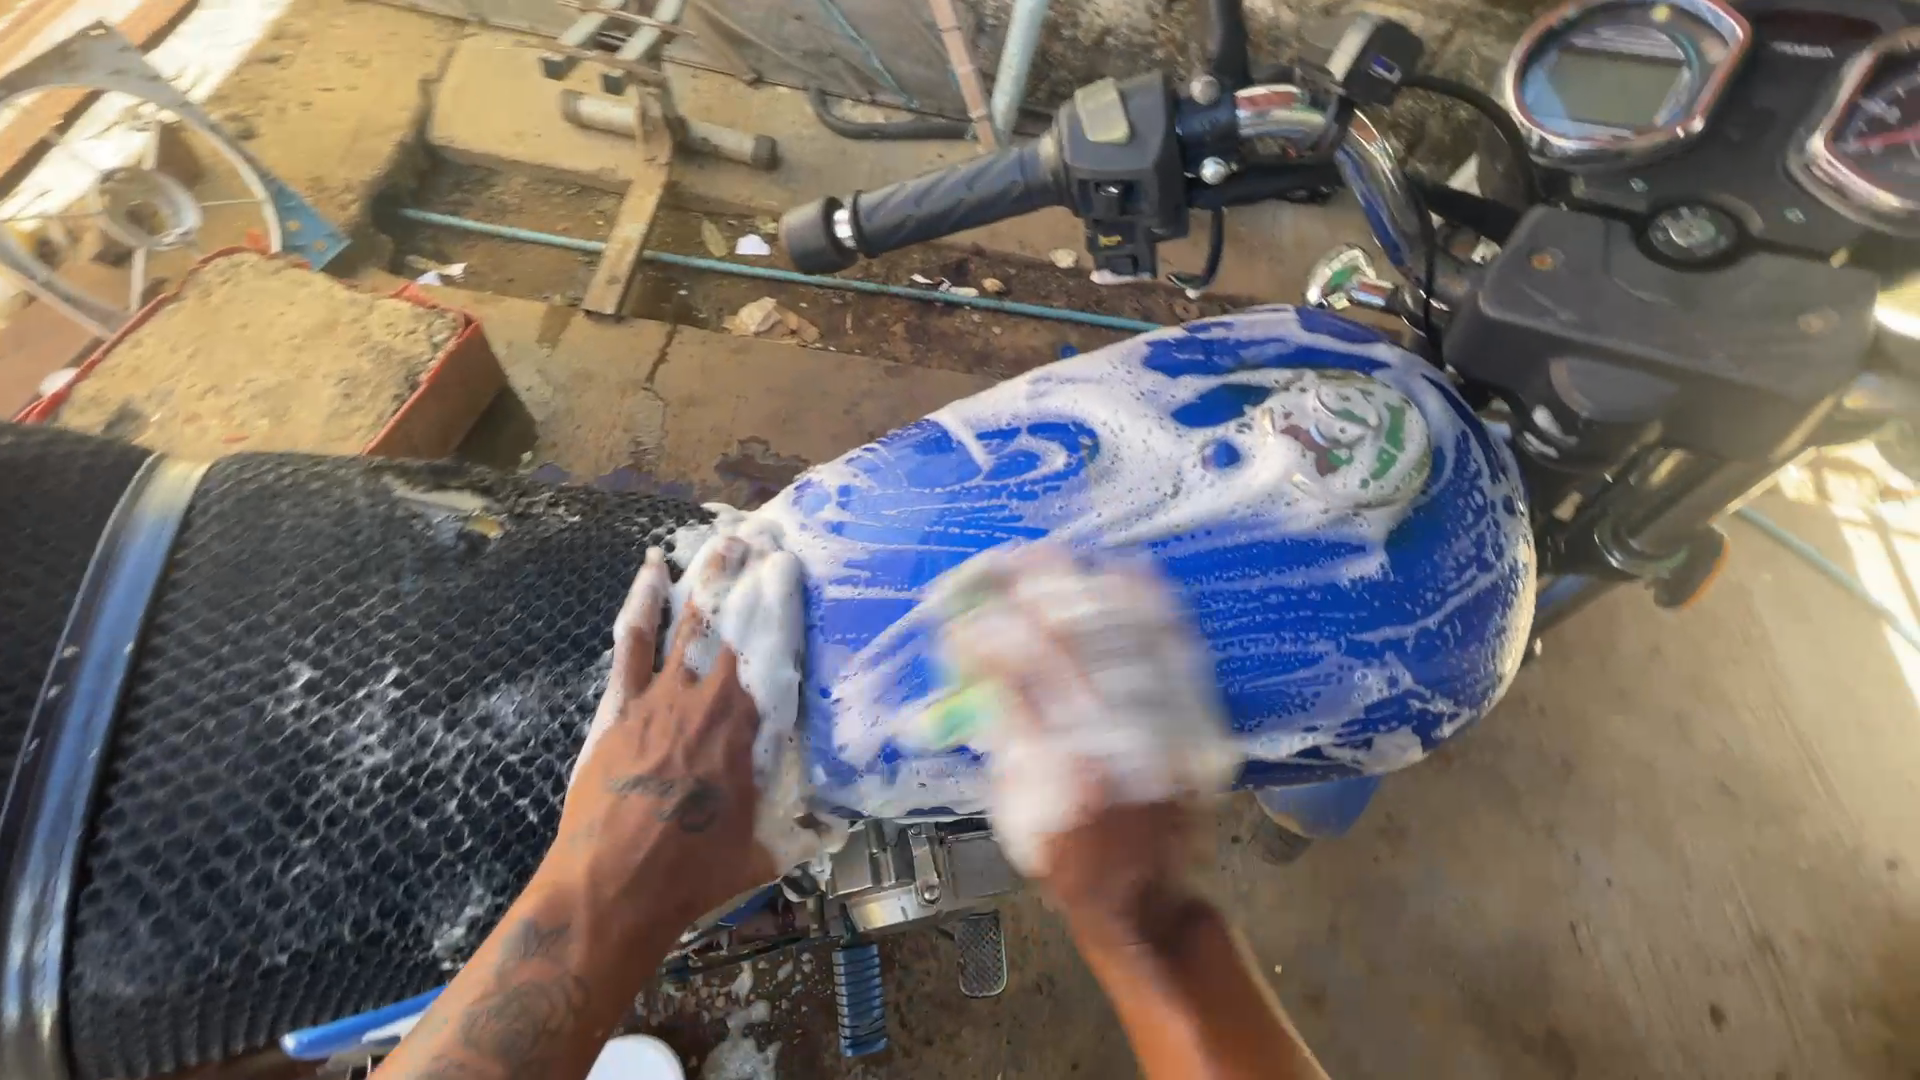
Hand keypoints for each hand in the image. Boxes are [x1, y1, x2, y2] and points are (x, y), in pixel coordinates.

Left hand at [549, 539, 777, 929]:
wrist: (611, 890)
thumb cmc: (695, 873)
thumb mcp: (766, 853)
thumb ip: (810, 830)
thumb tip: (847, 823)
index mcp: (752, 725)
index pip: (775, 648)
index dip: (782, 601)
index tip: (789, 562)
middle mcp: (710, 695)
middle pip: (735, 621)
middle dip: (750, 574)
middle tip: (763, 532)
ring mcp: (661, 694)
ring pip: (690, 619)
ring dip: (707, 576)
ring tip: (724, 538)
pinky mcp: (621, 704)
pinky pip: (633, 640)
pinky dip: (642, 601)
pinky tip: (650, 568)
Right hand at [934, 545, 1237, 942]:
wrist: (1147, 893)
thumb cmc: (1068, 861)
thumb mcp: (1013, 813)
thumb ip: (1002, 738)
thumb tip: (982, 668)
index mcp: (1065, 768)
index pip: (1018, 678)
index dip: (984, 638)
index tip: (960, 622)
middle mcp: (1120, 738)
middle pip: (1070, 639)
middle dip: (1027, 589)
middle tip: (999, 564)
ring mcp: (1165, 723)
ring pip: (1121, 630)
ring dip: (1078, 582)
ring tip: (1044, 553)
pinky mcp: (1194, 718)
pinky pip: (1175, 644)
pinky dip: (1148, 600)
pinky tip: (1121, 568)